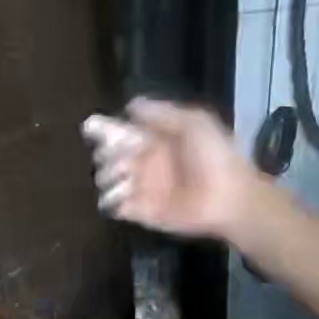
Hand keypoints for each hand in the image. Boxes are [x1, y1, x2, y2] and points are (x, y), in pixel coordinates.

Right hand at [82, 97, 270, 240]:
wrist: (228, 197)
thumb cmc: (214, 156)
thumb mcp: (194, 123)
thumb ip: (162, 113)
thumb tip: (130, 105)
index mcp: (153, 140)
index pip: (120, 133)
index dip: (103, 129)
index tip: (90, 126)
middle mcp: (143, 164)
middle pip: (108, 157)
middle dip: (105, 156)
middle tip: (120, 159)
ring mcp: (141, 189)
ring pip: (107, 182)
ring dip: (107, 178)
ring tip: (123, 179)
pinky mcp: (141, 213)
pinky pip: (115, 207)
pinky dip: (111, 202)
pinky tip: (121, 197)